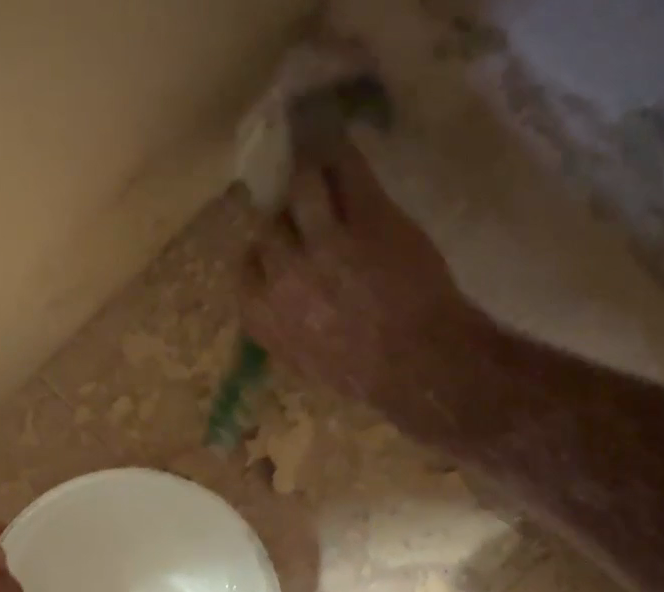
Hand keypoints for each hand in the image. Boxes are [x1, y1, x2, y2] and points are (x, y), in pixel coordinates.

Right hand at [238, 131, 490, 405]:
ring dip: (308, 175)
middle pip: (270, 225)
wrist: (416, 361)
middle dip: (283, 217)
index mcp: (262, 313)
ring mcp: (323, 239)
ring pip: (302, 188)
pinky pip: (345, 171)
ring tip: (316, 162)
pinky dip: (341, 155)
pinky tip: (340, 143)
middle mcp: (284, 271)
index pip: (247, 266)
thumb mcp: (303, 361)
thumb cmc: (361, 375)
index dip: (262, 253)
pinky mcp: (365, 216)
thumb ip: (279, 328)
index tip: (274, 249)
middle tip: (297, 206)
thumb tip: (275, 305)